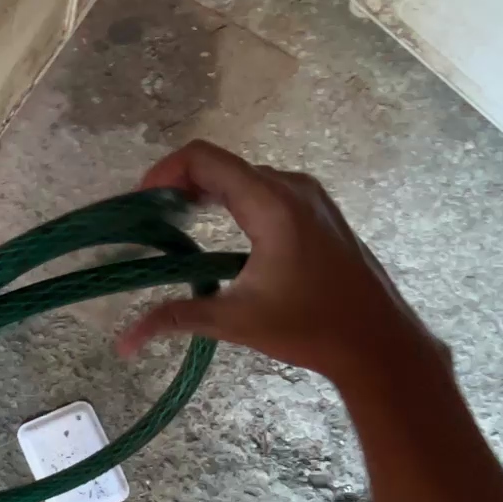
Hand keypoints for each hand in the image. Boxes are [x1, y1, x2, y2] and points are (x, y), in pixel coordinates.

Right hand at [118, 141, 447, 386]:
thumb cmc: (310, 328)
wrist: (378, 340)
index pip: (205, 159)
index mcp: (272, 204)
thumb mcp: (235, 322)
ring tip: (173, 225)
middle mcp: (291, 187)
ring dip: (203, 191)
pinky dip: (228, 200)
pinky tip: (214, 231)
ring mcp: (308, 196)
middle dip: (177, 184)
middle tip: (148, 220)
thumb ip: (175, 319)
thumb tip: (123, 342)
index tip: (139, 205)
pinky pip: (261, 189)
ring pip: (241, 176)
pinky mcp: (316, 210)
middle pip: (221, 164)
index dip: (163, 172)